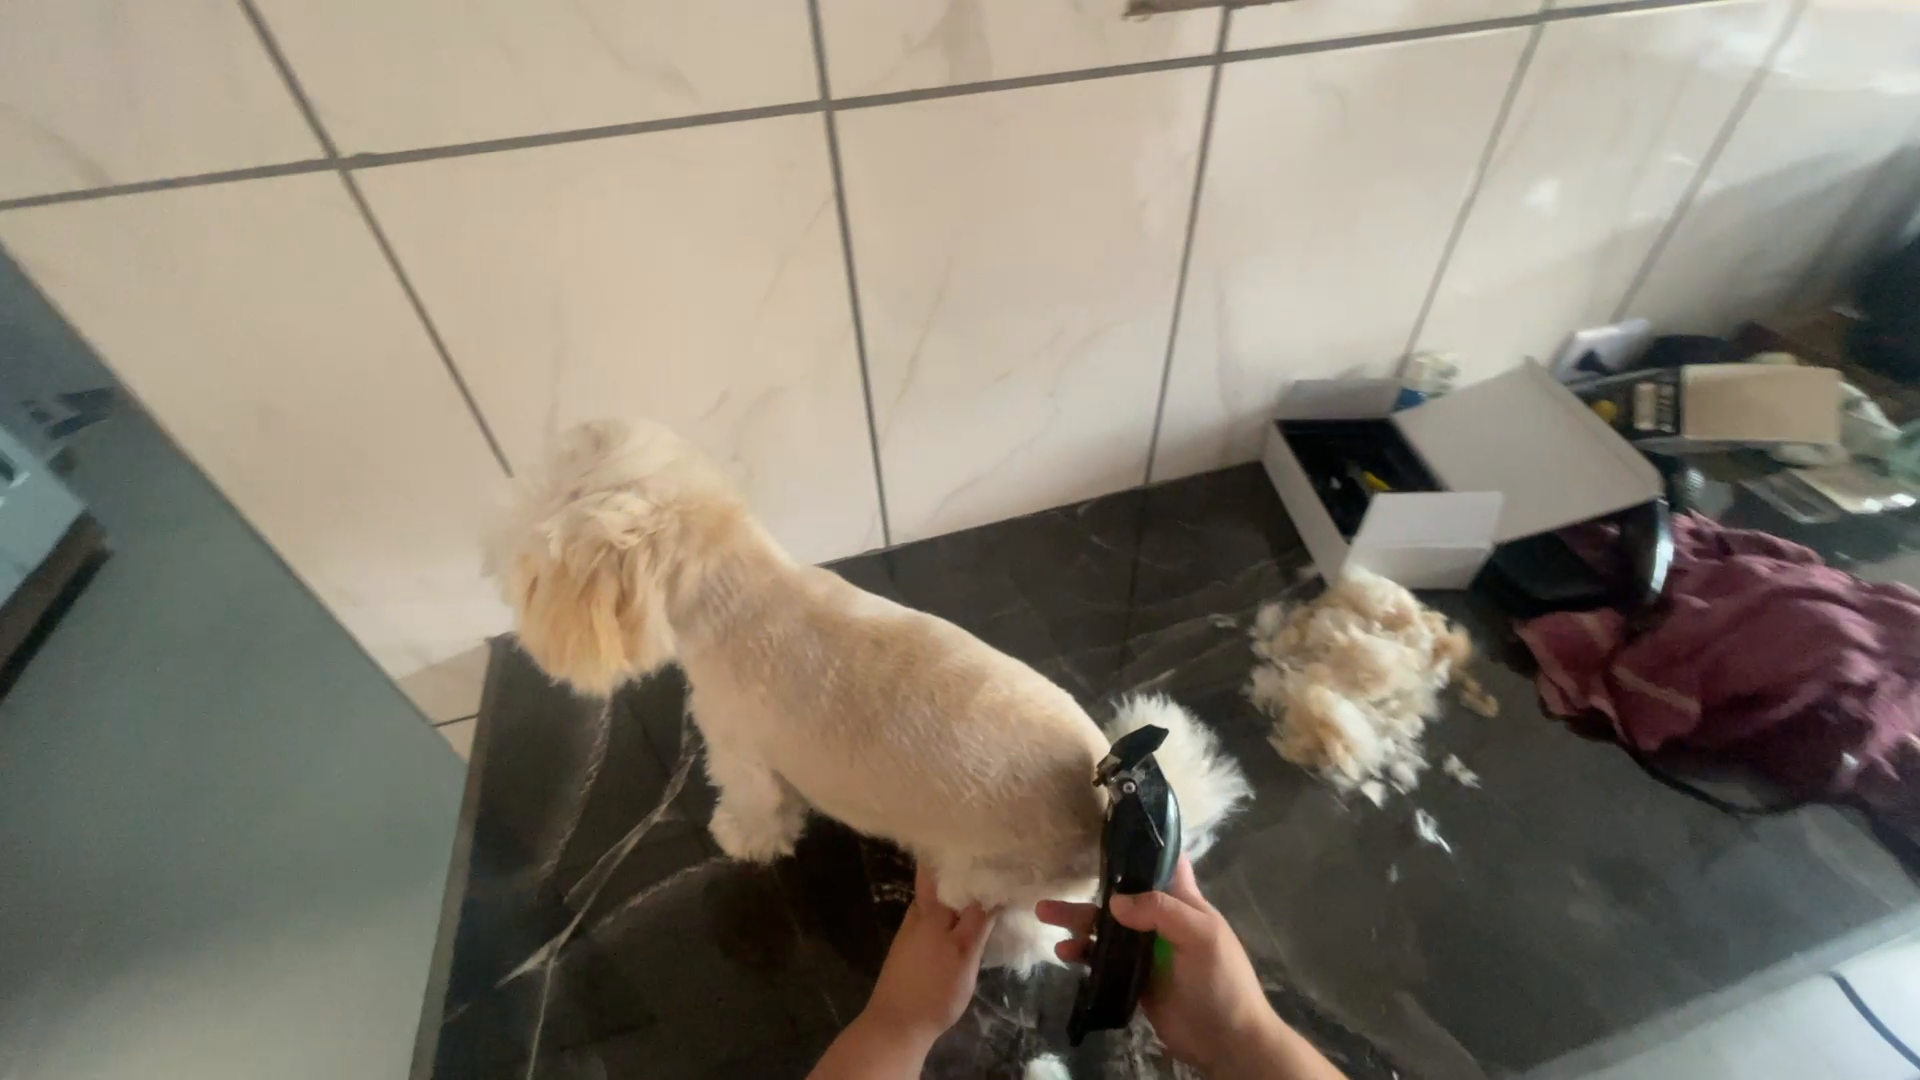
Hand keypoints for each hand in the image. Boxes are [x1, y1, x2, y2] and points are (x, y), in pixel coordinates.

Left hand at [862, 865, 998, 1043]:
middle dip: (961, 872)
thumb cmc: (934, 987)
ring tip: (985, 891)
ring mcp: (911, 932)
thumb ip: (979, 919)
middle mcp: (917, 912)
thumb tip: (995, 888)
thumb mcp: (965, 952)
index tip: (978, 842)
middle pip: (938, 882)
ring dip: (957, 896)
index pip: (938, 864)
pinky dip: (951, 917)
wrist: (896, 1027)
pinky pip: (934, 922)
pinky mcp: (911, 950)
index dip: (955, 851)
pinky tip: (966, 924)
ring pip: (937, 903)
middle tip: (990, 866)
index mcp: (928, 906)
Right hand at [1039, 858, 1341, 1078]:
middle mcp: (1159, 920)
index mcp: (1181, 901)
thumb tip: (1115, 902)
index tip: (1111, 834)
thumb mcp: (1201, 935)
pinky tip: (1065, 954)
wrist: (1228, 1042)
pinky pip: (1102, 961)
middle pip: (1119, 897)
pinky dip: (1081, 954)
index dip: (1141, 848)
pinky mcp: (1133, 979)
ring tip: (1045, 916)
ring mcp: (1144, 951)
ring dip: (1077, 922)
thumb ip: (1161, 910)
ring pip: (1105, 928)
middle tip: (1054, 886)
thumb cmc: (1222, 979)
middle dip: (1089, 890)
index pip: (1162, 863)